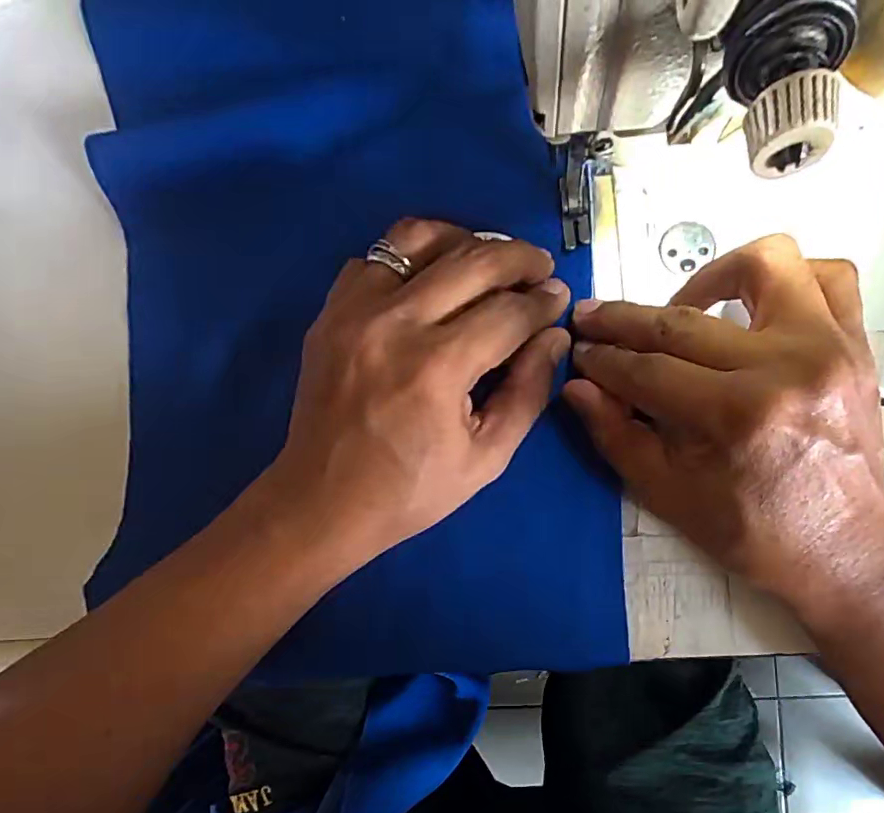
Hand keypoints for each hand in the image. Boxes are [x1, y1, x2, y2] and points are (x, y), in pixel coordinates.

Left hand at [264, 218, 571, 563]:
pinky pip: (375, 258)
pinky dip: (410, 258)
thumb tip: (553, 336)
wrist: (325, 501)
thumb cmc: (411, 491)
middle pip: (472, 261)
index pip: (508, 312)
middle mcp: (395, 323)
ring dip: (465, 241)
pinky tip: (430, 280)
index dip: (543, 303)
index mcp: (438, 368)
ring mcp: (355, 311)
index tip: (558, 300)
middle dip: (519, 258)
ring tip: (489, 260)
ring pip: (419, 239)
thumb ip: (528, 393)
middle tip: (540, 268)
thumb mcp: (486, 459)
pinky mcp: (330, 313)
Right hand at [563, 235, 883, 640]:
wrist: (839, 547)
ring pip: (767, 264)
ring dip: (711, 276)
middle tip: (595, 322)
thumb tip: (577, 386)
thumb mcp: (668, 494)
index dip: (603, 360)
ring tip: (682, 307)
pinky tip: (753, 308)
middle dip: (626, 321)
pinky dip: (788, 278)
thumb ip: (617, 435)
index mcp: (736, 415)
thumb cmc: (751, 533)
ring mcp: (829, 347)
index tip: (578, 351)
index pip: (648, 370)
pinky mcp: (855, 346)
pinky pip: (829, 277)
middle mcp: (785, 366)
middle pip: (686, 322)